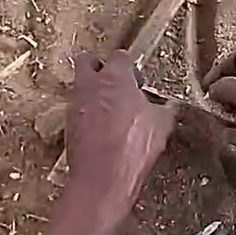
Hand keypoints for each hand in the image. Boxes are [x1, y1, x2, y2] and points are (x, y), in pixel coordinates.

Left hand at [64, 50, 176, 211]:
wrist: (102, 178)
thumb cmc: (134, 145)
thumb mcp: (161, 124)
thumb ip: (164, 108)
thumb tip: (168, 105)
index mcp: (114, 77)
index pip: (119, 56)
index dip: (130, 67)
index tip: (138, 83)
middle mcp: (90, 85)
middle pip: (88, 61)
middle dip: (100, 68)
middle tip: (116, 86)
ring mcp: (75, 105)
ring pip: (81, 87)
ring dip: (94, 93)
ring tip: (112, 113)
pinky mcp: (68, 125)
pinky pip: (78, 111)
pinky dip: (88, 115)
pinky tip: (103, 131)